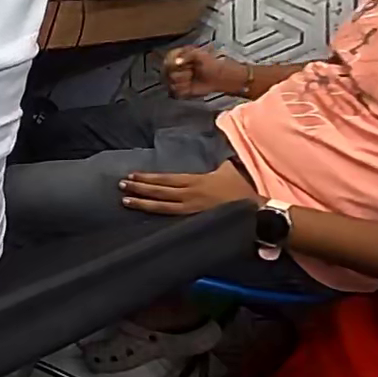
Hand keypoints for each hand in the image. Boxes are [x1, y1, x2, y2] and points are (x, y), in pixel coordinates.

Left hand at [120, 162, 259, 215]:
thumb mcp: (227, 169)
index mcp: (195, 181)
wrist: (256, 210)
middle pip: (159, 191)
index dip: (148, 178)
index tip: (132, 175)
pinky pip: (172, 219)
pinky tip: (147, 216)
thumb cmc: (242, 189)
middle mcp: (189, 194)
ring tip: (126, 201)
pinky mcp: (195, 221)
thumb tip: (215, 155)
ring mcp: (191, 210)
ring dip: (142, 203)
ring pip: (161, 206)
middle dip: (139, 189)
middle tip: (121, 186)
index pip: (165, 179)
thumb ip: (215, 165)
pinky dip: (158, 217)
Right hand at [163, 46, 245, 97]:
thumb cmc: (210, 64)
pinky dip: (184, 89)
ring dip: (183, 80)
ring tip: (191, 77)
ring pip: (171, 82)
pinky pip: (176, 91)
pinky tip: (191, 85)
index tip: (181, 64)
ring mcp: (176, 80)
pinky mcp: (180, 90)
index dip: (173, 63)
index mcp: (177, 57)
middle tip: (190, 70)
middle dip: (180, 72)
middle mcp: (174, 68)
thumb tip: (177, 62)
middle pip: (166, 72)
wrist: (219, 76)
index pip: (166, 60)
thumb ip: (187, 55)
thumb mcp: (199, 54)